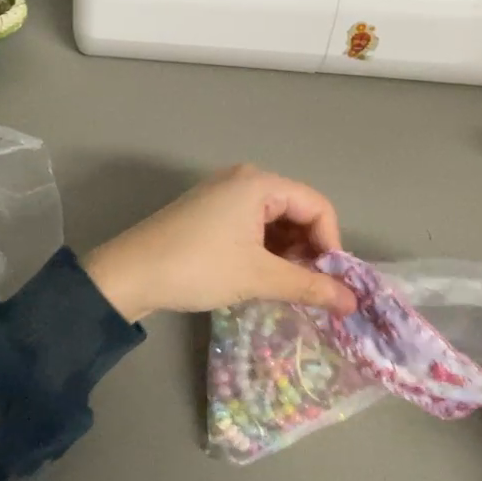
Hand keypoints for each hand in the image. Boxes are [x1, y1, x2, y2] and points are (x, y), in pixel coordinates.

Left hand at [82, 165, 358, 322]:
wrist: (129, 274)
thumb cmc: (198, 267)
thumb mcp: (259, 277)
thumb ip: (309, 285)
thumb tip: (352, 301)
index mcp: (258, 182)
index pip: (317, 206)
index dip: (331, 244)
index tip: (329, 282)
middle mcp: (242, 179)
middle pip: (296, 210)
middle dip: (308, 249)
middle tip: (307, 287)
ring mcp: (222, 194)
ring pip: (273, 221)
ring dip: (286, 252)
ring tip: (284, 286)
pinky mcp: (207, 212)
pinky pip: (251, 226)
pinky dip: (264, 250)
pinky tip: (260, 277)